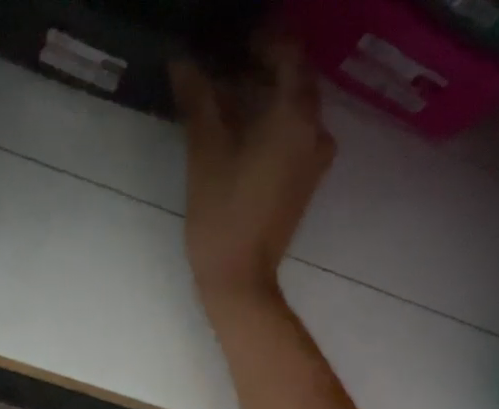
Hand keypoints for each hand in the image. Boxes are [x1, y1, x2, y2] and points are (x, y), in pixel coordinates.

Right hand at [172, 41, 335, 300]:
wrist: (241, 278)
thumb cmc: (221, 215)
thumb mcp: (205, 153)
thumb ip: (198, 100)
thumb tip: (183, 62)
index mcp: (296, 117)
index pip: (289, 55)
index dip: (261, 41)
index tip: (230, 41)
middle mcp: (316, 131)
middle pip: (294, 81)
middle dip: (260, 67)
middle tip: (220, 65)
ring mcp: (314, 158)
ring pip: (293, 109)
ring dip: (263, 96)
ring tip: (222, 96)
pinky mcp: (305, 180)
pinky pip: (293, 134)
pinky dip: (269, 122)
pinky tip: (237, 128)